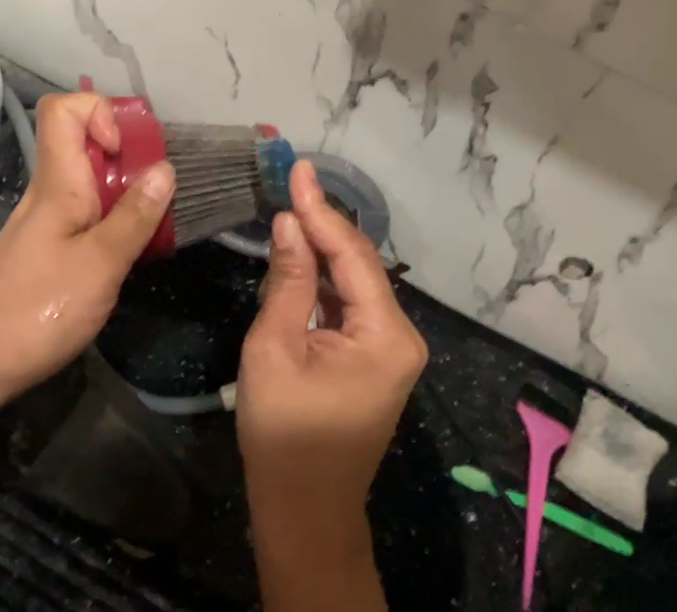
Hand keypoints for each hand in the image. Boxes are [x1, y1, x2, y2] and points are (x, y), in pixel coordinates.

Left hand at [0, 92, 174, 405]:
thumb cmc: (36, 311)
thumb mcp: (100, 264)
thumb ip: (134, 217)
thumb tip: (164, 169)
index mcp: (57, 183)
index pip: (63, 109)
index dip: (100, 113)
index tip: (128, 153)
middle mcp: (47, 194)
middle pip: (82, 145)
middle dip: (127, 159)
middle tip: (159, 196)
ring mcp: (44, 225)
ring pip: (87, 186)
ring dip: (124, 197)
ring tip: (152, 231)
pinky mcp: (44, 255)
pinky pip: (83, 220)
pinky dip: (110, 227)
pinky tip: (125, 261)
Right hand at [236, 160, 427, 516]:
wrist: (304, 508)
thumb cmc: (284, 433)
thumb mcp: (275, 348)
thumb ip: (288, 282)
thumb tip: (292, 222)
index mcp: (386, 334)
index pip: (353, 255)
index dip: (322, 209)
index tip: (298, 168)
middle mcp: (400, 335)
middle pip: (358, 264)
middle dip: (323, 223)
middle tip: (291, 180)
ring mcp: (390, 349)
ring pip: (353, 282)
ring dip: (320, 249)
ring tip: (292, 205)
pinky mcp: (374, 358)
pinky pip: (348, 306)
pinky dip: (322, 280)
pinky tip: (299, 255)